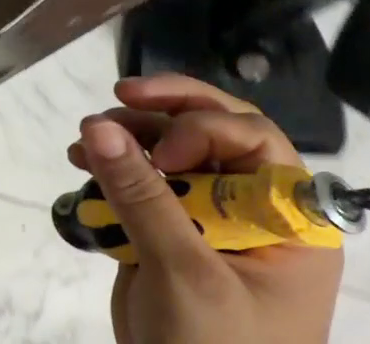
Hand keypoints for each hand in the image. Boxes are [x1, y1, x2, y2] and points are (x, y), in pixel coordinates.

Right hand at [67, 74, 343, 343]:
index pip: (258, 143)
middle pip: (217, 133)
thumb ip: (143, 197)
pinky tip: (79, 160)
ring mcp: (208, 220)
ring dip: (128, 133)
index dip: (205, 130)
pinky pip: (140, 176)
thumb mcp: (184, 275)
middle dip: (166, 109)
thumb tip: (98, 123)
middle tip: (120, 95)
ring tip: (85, 140)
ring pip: (171, 147)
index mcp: (290, 226)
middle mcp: (254, 213)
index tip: (159, 152)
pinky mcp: (166, 231)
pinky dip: (109, 160)